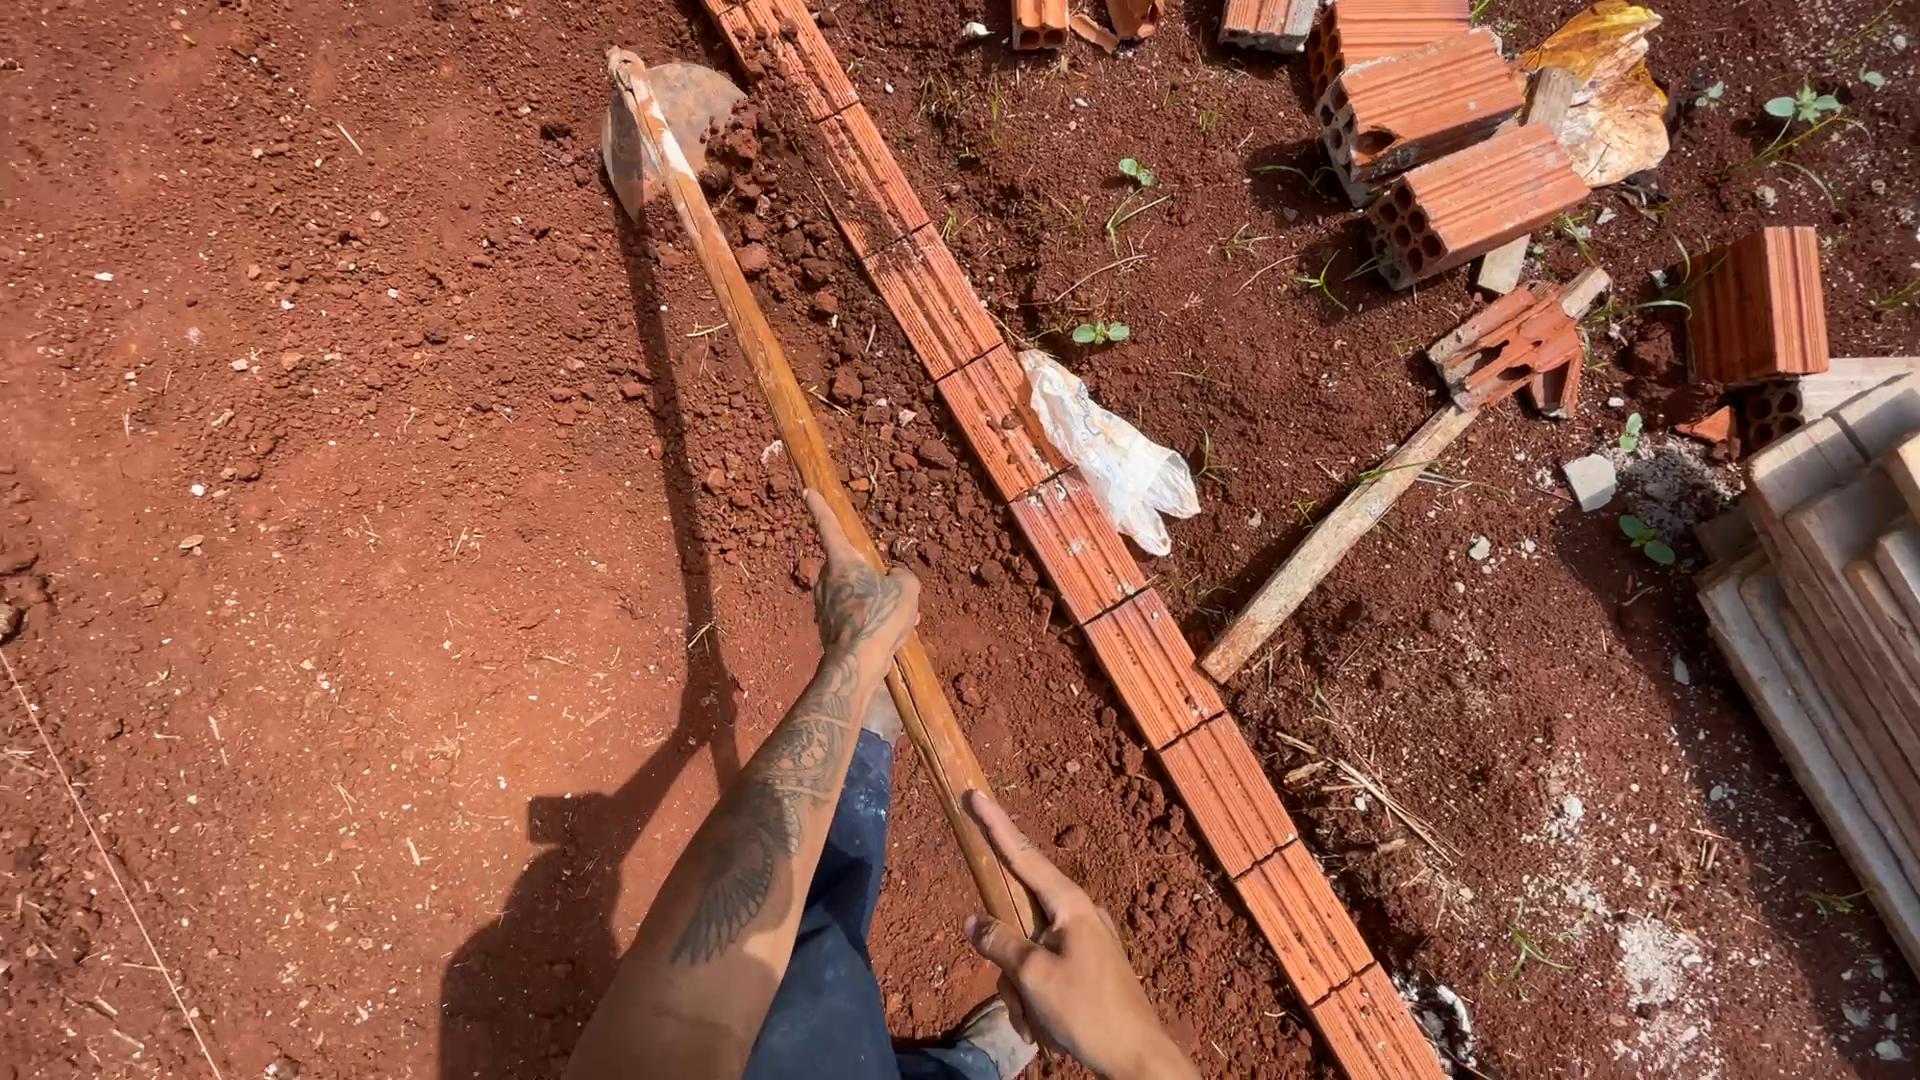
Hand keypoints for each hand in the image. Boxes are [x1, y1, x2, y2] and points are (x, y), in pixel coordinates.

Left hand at [804, 489, 918, 666]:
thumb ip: (903, 575)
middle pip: (851, 568)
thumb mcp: (907, 589)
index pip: (829, 526)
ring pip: (856, 594)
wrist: (857, 664)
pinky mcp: (828, 627)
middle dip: (872, 578)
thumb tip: (895, 577)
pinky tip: (889, 636)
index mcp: (842, 561)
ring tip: (902, 620)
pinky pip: (855, 615)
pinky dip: (871, 621)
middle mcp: (826, 579)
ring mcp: (824, 605)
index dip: (819, 507)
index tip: (808, 491)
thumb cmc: (880, 618)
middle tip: (895, 593)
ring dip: (876, 602)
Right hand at [961, 791, 1197, 1079]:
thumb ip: (1000, 943)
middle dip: (1008, 961)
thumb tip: (974, 921)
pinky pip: (1045, 968)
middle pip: (1020, 915)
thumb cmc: (1088, 1010)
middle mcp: (1078, 911)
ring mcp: (1084, 938)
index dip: (995, 825)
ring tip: (1037, 1020)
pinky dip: (1036, 995)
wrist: (1138, 1060)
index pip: (1022, 854)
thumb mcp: (1034, 977)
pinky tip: (1046, 1027)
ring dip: (1022, 987)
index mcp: (1069, 902)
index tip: (975, 795)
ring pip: (1028, 948)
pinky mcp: (1087, 964)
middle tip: (1020, 998)